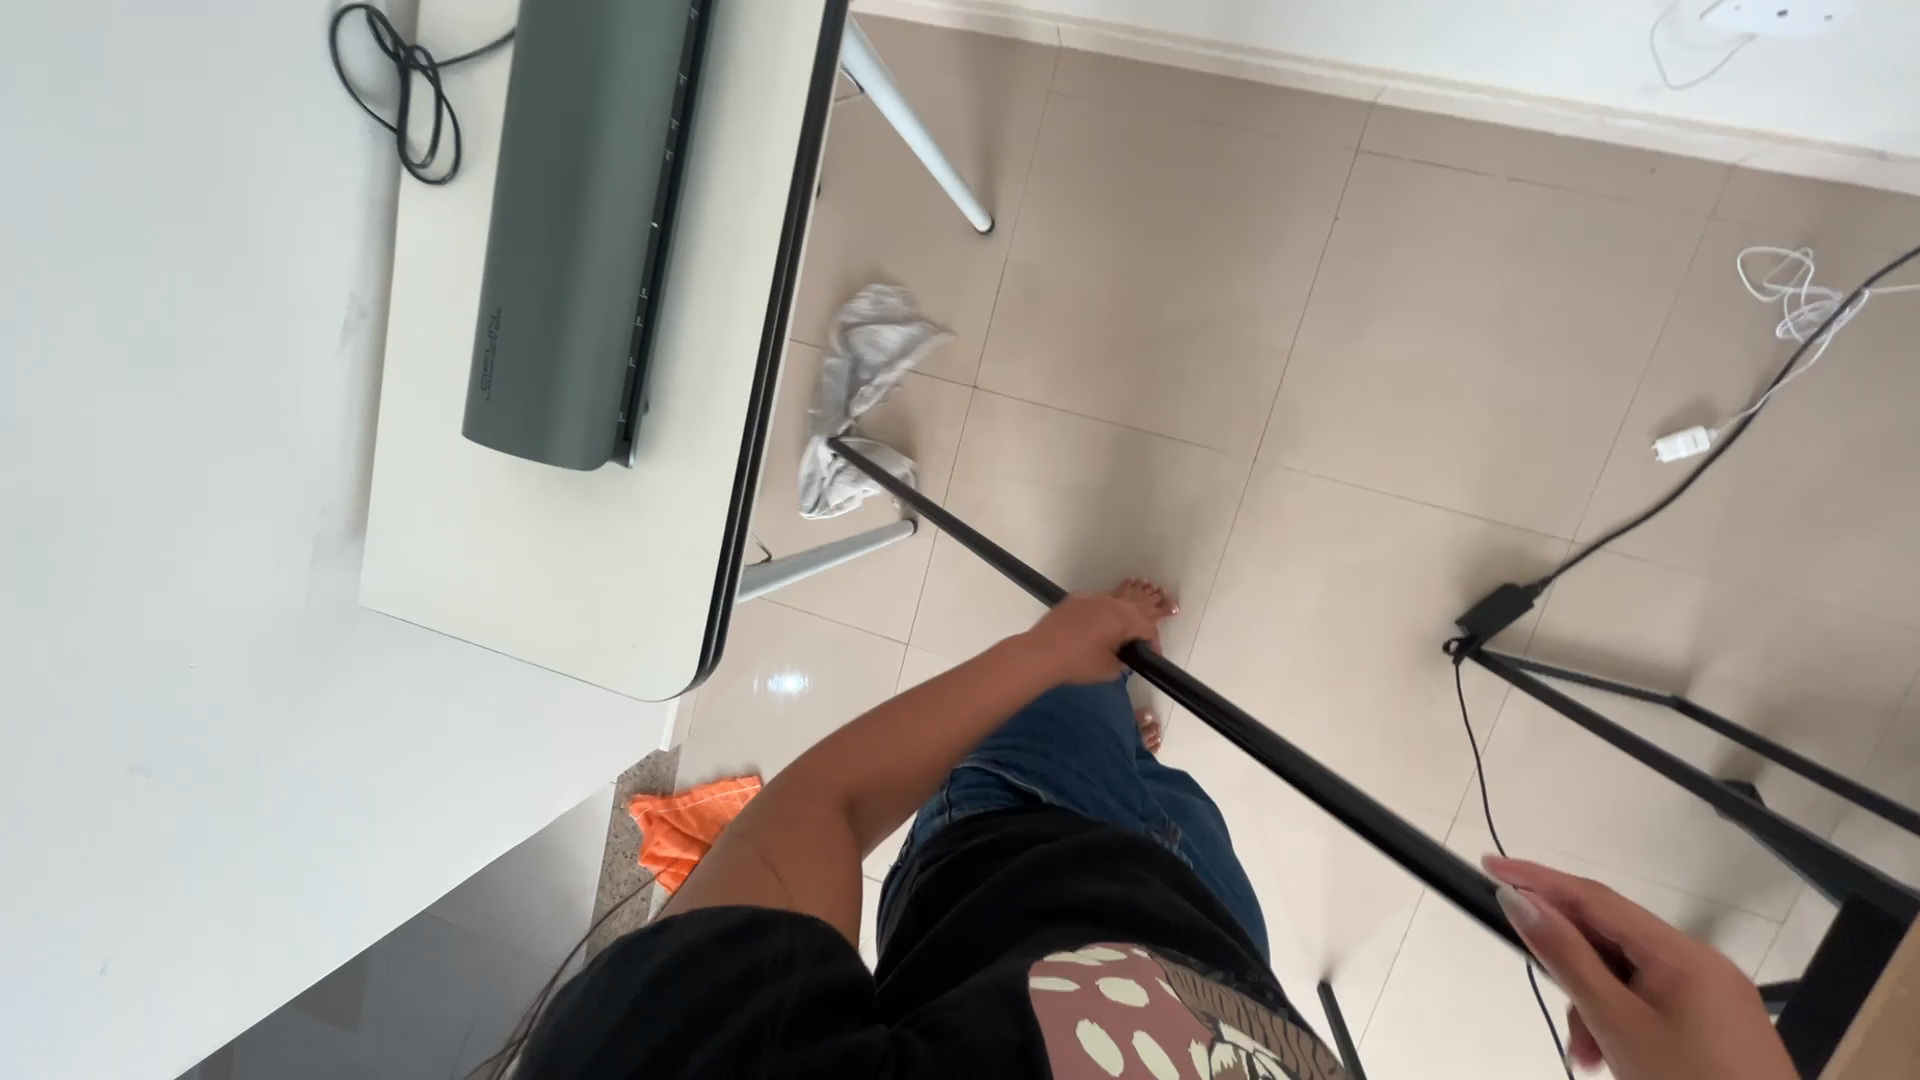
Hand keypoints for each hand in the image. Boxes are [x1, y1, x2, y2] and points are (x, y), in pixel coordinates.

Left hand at [1016, 593, 1159, 684]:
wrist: (1041, 653)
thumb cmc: (1079, 662)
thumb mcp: (1109, 670)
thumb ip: (1123, 662)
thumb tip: (1123, 658)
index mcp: (1124, 618)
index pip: (1148, 628)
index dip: (1154, 644)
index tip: (1151, 657)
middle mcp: (1110, 603)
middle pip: (1134, 610)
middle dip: (1140, 626)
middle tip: (1137, 643)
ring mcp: (1091, 598)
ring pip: (1114, 604)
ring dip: (1119, 617)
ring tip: (1117, 634)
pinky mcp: (1074, 599)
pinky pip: (1095, 604)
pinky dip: (1100, 614)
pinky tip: (1093, 627)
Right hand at [1484, 855, 1795, 1079]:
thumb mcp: (1614, 1021)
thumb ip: (1564, 955)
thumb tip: (1518, 899)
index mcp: (1682, 954)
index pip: (1593, 897)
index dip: (1537, 877)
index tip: (1489, 865)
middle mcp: (1701, 964)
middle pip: (1609, 938)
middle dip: (1567, 963)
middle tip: (1540, 985)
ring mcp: (1713, 995)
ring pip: (1625, 974)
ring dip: (1591, 1001)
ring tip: (1585, 1051)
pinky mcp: (1717, 1024)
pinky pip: (1648, 999)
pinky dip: (1619, 1017)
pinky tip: (1610, 1053)